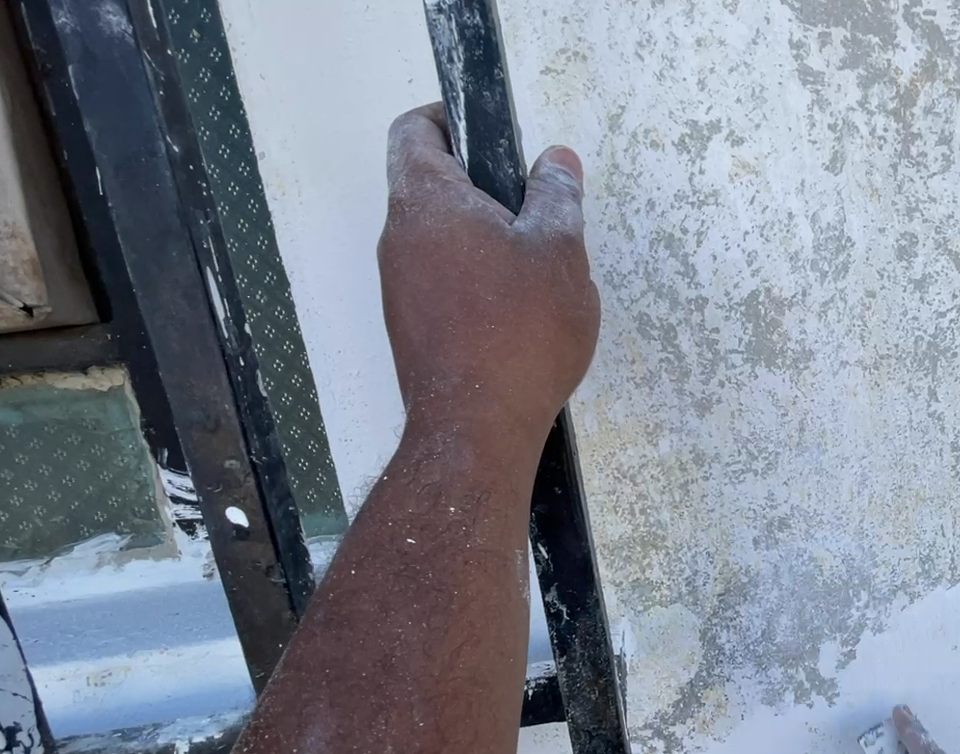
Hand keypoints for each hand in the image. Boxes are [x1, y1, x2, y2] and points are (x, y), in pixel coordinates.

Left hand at [377, 103, 599, 453]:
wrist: (479, 427)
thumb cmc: (522, 333)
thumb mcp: (559, 256)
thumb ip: (557, 198)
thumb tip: (556, 160)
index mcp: (428, 202)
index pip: (416, 130)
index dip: (450, 120)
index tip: (493, 138)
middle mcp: (400, 238)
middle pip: (435, 191)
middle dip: (486, 195)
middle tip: (539, 222)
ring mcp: (400, 288)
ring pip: (443, 244)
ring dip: (485, 248)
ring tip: (536, 283)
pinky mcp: (412, 330)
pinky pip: (444, 288)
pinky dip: (477, 288)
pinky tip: (517, 324)